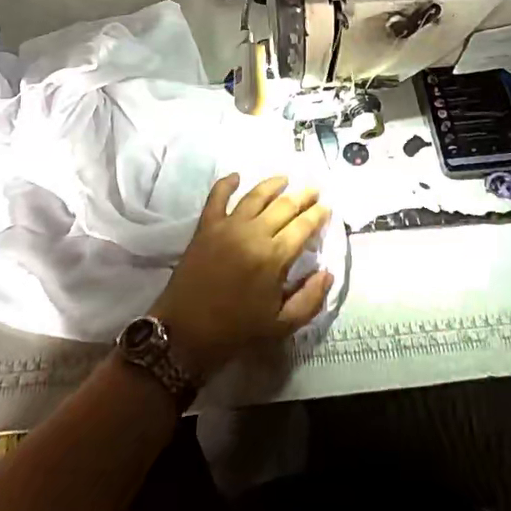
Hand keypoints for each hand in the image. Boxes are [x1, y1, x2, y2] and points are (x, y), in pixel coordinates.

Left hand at [150, 174, 333, 376]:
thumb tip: (327, 272)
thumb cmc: (236, 331)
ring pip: (255, 196)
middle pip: (283, 206)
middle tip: (314, 190)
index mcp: (274, 257)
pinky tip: (236, 176)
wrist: (183, 334)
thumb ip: (310, 298)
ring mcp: (227, 227)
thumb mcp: (282, 325)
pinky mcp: (205, 228)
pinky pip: (216, 198)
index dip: (318, 215)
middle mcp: (253, 234)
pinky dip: (226, 184)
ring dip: (273, 184)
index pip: (303, 226)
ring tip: (285, 179)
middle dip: (302, 196)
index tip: (327, 208)